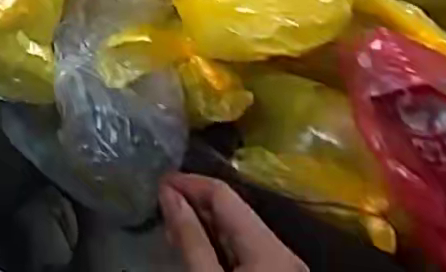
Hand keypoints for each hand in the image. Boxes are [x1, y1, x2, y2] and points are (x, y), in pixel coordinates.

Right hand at [161, 174, 306, 271]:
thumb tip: (168, 192)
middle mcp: (285, 251)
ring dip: (206, 224)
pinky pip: (248, 250)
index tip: (158, 186)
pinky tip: (201, 250)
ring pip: (240, 230)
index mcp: (271, 248)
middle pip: (233, 210)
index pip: (223, 193)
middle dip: (195, 204)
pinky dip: (222, 244)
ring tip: (176, 229)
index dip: (188, 183)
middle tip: (163, 209)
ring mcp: (287, 267)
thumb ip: (190, 238)